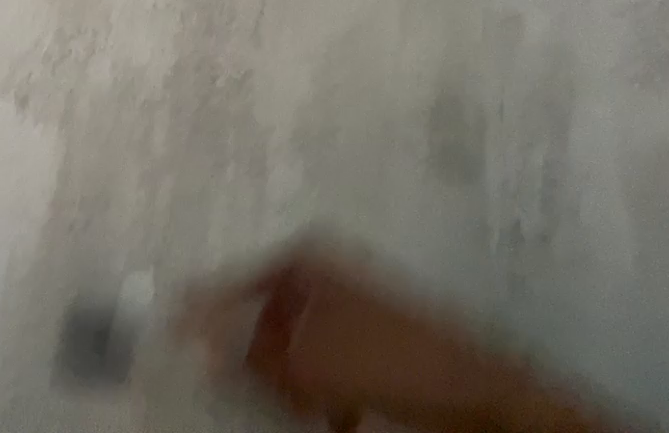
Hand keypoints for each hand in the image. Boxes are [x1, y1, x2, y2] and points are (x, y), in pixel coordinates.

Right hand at [178, 247, 617, 432]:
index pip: (229, 279)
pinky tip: (323, 411)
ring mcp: (342, 306)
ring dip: (280, 379)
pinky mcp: (362, 343)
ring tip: (300, 405)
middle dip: (250, 354)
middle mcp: (318, 270)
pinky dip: (309, 390)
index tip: (178, 340)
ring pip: (283, 346)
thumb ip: (242, 345)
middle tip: (254, 385)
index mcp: (302, 256)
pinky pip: (314, 364)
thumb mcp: (309, 356)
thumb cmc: (392, 357)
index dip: (202, 310)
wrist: (490, 397)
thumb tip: (182, 331)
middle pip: (255, 315)